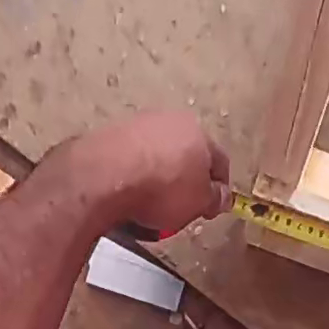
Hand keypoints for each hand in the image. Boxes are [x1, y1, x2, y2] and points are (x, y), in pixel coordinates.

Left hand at [74, 112, 231, 234]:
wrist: (105, 176)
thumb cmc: (163, 190)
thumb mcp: (200, 203)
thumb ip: (216, 198)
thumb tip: (222, 196)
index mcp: (199, 133)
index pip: (220, 162)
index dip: (220, 188)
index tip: (212, 208)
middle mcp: (171, 120)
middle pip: (189, 155)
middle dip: (189, 180)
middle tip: (184, 207)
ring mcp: (140, 123)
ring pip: (161, 155)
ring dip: (163, 177)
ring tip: (155, 203)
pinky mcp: (113, 133)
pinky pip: (135, 158)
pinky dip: (139, 175)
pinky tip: (133, 193)